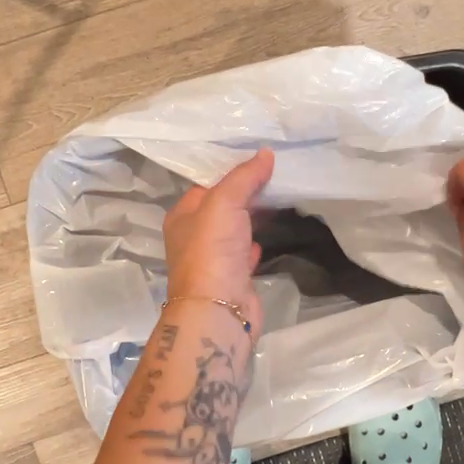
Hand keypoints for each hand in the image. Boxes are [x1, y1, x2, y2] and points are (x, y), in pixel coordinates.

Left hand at [163, 149, 274, 316]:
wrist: (219, 310)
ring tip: (280, 197)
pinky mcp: (233, 277)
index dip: (232, 170)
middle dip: (246, 192)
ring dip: (253, 216)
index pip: (207, 183)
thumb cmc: (212, 250)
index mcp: (183, 215)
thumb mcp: (224, 202)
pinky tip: (269, 234)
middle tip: (277, 173)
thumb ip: (244, 177)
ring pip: (236, 228)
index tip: (260, 157)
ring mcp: (214, 258)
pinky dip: (256, 241)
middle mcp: (194, 236)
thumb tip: (266, 153)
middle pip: (223, 205)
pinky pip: (245, 252)